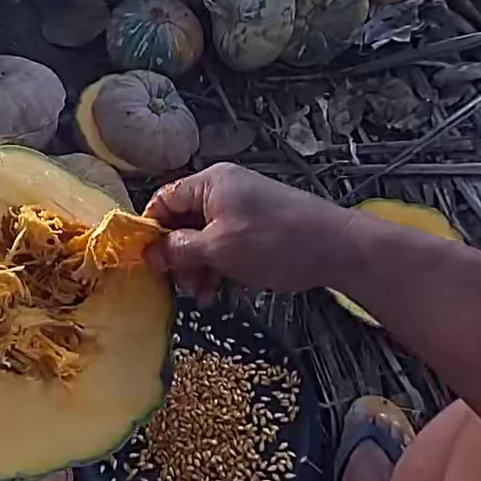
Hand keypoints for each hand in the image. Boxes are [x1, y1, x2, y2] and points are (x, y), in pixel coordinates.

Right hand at [144, 163, 357, 302]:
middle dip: (176, 256)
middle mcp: (223, 192)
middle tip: (177, 286)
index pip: (164, 199)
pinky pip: (225, 246)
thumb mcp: (218, 248)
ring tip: (200, 296)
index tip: (144, 260)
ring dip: (197, 268)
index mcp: (210, 184)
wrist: (336, 248)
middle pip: (183, 222)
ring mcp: (241, 210)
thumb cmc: (272, 242)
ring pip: (203, 239)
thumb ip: (179, 250)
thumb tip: (149, 254)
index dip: (150, 229)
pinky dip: (218, 268)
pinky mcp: (256, 230)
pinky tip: (216, 294)